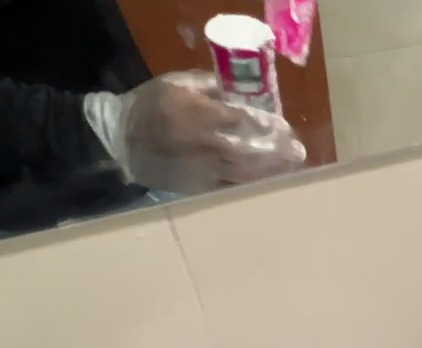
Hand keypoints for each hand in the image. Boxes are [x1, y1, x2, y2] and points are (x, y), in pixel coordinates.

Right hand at [84, 72, 306, 193]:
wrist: (122, 141)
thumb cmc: (150, 106)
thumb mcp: (176, 84)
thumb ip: (209, 87)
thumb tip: (239, 91)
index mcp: (201, 115)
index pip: (244, 121)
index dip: (268, 127)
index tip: (286, 129)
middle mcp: (208, 145)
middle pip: (252, 152)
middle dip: (278, 154)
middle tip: (299, 154)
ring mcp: (207, 170)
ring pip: (247, 173)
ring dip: (273, 173)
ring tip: (293, 170)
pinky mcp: (203, 188)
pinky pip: (234, 188)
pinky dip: (254, 186)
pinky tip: (270, 184)